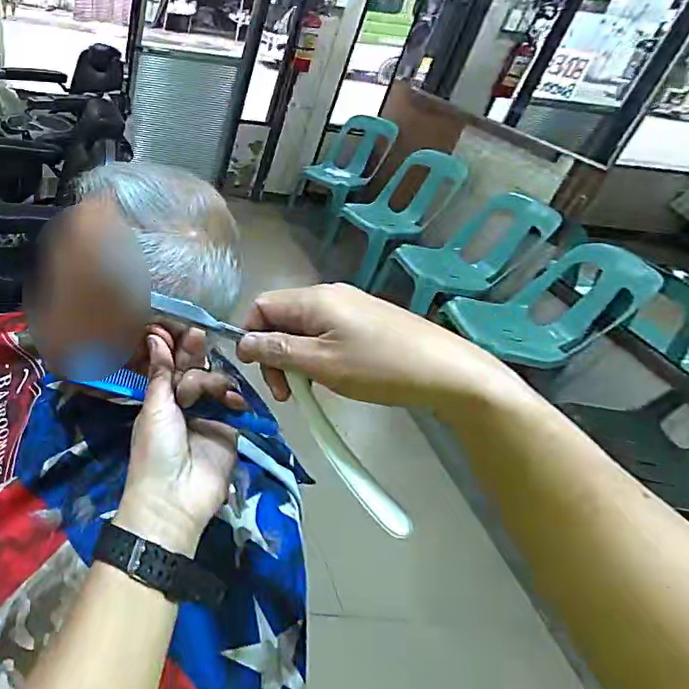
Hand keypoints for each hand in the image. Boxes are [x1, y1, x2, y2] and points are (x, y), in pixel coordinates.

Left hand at [119, 332, 239, 556]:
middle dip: (194, 354)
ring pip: (216, 383)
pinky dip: (234, 398)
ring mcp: (209, 416)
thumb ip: (161, 372)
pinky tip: (231, 399)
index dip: (175, 348)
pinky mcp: (230, 430)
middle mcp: (185, 405)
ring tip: (202, 394)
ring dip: (211, 381)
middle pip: (196, 370)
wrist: (174, 498)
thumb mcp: (154, 408)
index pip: (172, 366)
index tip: (177, 326)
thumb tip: (154, 337)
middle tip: (196, 336)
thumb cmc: (155, 451)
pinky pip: (235, 404)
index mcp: (161, 400)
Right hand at [236, 283, 525, 413]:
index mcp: (315, 298)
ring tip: (311, 389)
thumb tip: (242, 341)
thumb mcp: (321, 363)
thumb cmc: (378, 367)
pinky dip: (319, 355)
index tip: (261, 373)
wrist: (446, 371)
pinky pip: (327, 333)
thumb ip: (278, 351)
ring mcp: (351, 306)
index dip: (251, 337)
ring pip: (304, 328)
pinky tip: (334, 378)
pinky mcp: (367, 321)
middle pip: (281, 317)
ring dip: (297, 358)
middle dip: (275, 353)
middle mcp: (330, 294)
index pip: (261, 306)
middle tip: (287, 393)